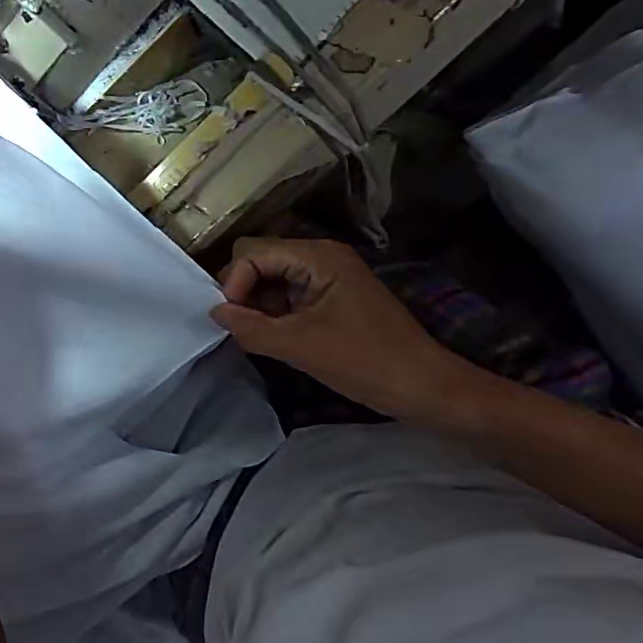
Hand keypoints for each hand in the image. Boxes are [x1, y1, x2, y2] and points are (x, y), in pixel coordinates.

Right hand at [210, 238, 484, 419]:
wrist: (428, 389)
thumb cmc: (366, 362)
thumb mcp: (299, 347)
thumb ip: (250, 328)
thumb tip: (214, 313)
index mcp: (317, 256)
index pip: (252, 252)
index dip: (234, 282)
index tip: (231, 319)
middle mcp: (321, 255)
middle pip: (260, 258)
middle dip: (242, 289)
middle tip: (238, 326)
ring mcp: (328, 274)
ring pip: (272, 276)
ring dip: (256, 302)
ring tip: (253, 334)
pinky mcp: (332, 295)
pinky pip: (289, 291)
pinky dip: (274, 310)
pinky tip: (272, 334)